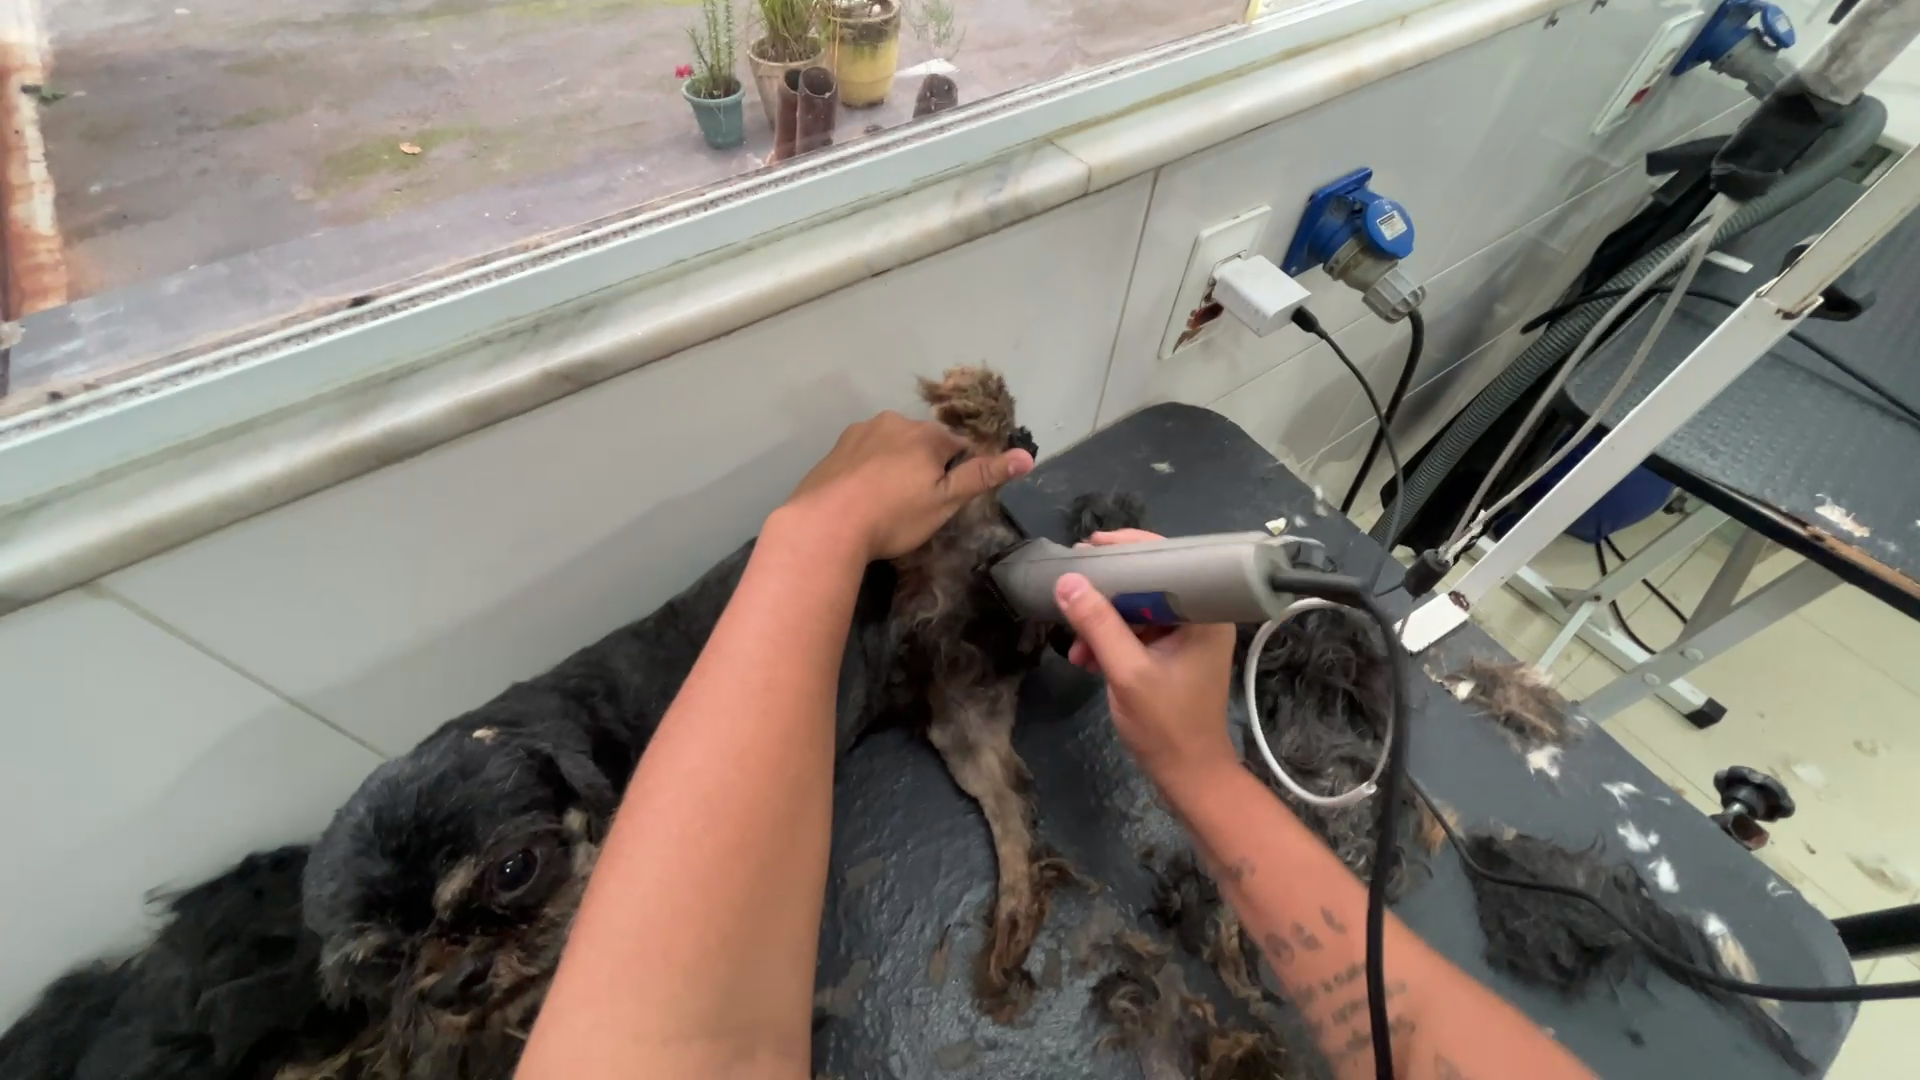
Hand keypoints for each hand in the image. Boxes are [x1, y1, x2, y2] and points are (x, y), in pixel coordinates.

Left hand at [781, 411, 1033, 560]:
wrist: (826, 524)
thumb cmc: (894, 516)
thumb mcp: (945, 501)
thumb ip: (983, 476)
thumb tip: (1027, 456)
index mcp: (928, 435)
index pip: (959, 447)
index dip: (958, 473)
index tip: (945, 500)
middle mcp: (896, 422)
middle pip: (924, 443)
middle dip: (925, 467)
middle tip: (915, 507)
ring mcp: (862, 432)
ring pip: (892, 446)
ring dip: (896, 466)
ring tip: (886, 504)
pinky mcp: (837, 448)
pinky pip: (864, 455)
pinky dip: (869, 470)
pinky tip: (862, 497)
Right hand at [1055, 529, 1239, 790]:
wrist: (1188, 776)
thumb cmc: (1167, 726)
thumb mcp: (1127, 672)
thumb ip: (1098, 625)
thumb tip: (1067, 581)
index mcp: (1203, 613)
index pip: (1168, 559)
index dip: (1126, 548)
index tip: (1088, 547)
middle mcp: (1199, 617)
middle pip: (1147, 582)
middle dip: (1105, 591)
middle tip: (1069, 586)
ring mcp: (1185, 636)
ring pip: (1136, 608)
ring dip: (1101, 622)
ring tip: (1075, 643)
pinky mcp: (1171, 654)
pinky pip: (1135, 632)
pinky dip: (1109, 640)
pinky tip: (1085, 658)